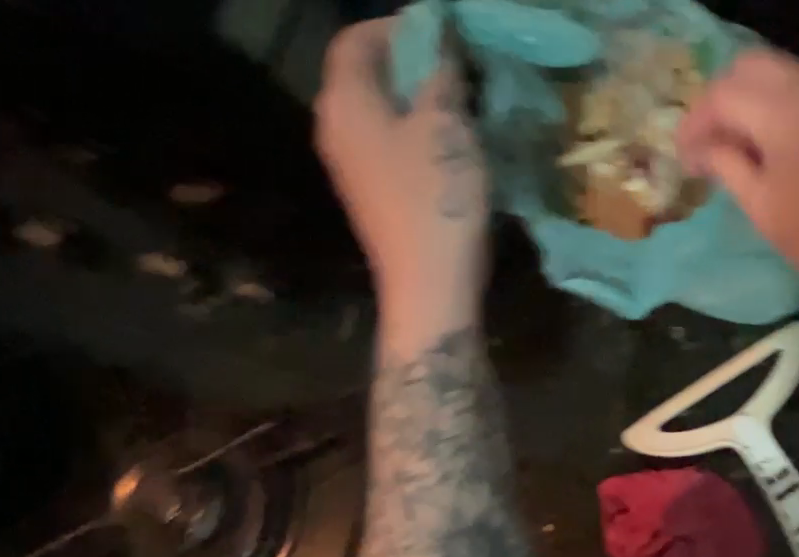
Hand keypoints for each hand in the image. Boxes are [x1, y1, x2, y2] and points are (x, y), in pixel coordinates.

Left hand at [316, 18, 488, 324]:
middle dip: (409, 64)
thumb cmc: (436, 201)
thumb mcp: (447, 128)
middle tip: (458, 68)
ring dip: (417, 102)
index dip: (396, 27)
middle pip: (365, 77)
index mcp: (345, 101)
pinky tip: (451, 149)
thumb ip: (440, 76)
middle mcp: (336, 128)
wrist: (428, 287)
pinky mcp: (373, 197)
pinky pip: (390, 147)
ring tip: (462, 107)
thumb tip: (439, 39)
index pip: (356, 40)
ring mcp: (352, 167)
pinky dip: (417, 135)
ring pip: (380, 114)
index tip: (442, 32)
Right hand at [677, 49, 798, 326]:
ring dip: (751, 101)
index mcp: (787, 111)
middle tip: (707, 144)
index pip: (723, 95)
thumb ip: (725, 162)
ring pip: (778, 73)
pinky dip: (781, 106)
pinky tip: (772, 143)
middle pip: (749, 68)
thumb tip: (700, 146)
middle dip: (721, 102)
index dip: (695, 123)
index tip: (683, 156)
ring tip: (736, 147)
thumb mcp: (761, 207)